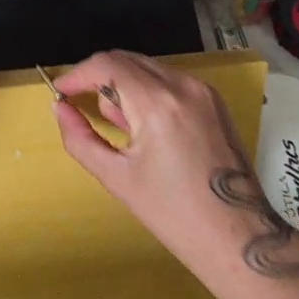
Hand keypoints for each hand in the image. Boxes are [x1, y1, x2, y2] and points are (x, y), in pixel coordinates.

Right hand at [48, 51, 256, 263]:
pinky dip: (149, 92)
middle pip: (127, 60)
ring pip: (148, 68)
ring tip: (126, 130)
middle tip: (89, 114)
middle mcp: (183, 85)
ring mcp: (203, 90)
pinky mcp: (215, 100)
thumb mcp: (117, 178)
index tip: (61, 93)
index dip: (77, 74)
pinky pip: (170, 80)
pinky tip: (150, 129)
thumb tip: (60, 109)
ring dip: (125, 85)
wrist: (238, 238)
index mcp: (158, 103)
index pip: (107, 64)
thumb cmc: (173, 214)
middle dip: (100, 79)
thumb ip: (81, 139)